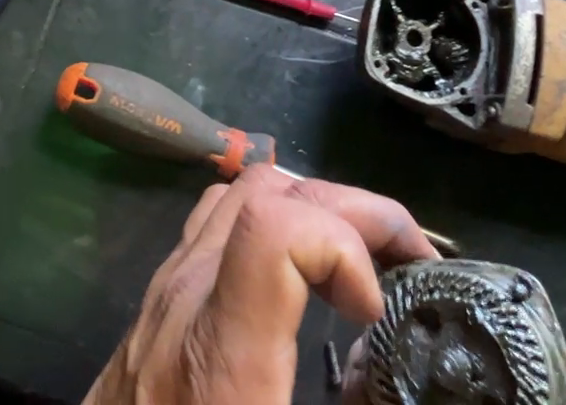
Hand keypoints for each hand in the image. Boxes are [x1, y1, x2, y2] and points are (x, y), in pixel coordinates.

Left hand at [84, 164, 440, 404]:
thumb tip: (387, 375)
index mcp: (219, 356)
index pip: (273, 229)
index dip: (342, 246)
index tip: (372, 308)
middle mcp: (186, 300)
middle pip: (269, 194)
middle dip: (355, 212)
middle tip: (408, 260)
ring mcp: (165, 287)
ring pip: (241, 191)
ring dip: (313, 205)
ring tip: (361, 257)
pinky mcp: (157, 294)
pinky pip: (215, 218)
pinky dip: (271, 218)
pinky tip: (298, 269)